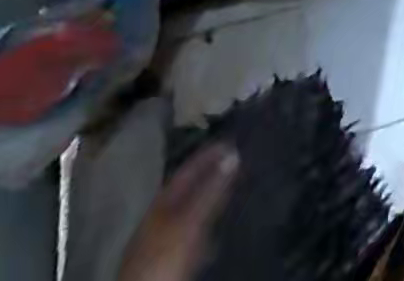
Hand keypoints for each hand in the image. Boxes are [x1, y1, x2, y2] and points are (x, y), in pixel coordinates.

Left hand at [115, 143, 238, 280]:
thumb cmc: (163, 259)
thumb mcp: (189, 222)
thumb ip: (210, 190)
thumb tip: (233, 154)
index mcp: (162, 202)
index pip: (188, 169)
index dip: (209, 154)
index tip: (233, 141)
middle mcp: (162, 218)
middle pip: (190, 189)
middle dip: (214, 175)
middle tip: (241, 162)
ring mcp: (166, 241)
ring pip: (194, 213)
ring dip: (215, 201)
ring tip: (239, 190)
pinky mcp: (174, 263)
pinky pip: (198, 237)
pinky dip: (213, 229)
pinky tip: (225, 231)